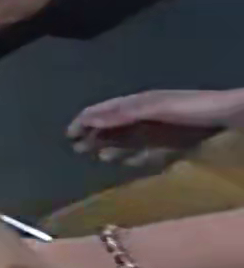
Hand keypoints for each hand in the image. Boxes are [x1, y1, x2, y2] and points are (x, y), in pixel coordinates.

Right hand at [65, 89, 242, 164]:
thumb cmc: (198, 108)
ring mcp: (164, 130)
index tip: (69, 136)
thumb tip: (87, 121)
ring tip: (102, 159)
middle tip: (80, 151)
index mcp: (136, 104)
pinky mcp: (181, 144)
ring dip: (114, 148)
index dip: (82, 122)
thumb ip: (123, 114)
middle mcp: (145, 116)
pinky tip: (132, 163)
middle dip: (95, 137)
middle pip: (113, 127)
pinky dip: (140, 157)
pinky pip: (154, 151)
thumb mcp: (157, 107)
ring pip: (131, 140)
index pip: (100, 111)